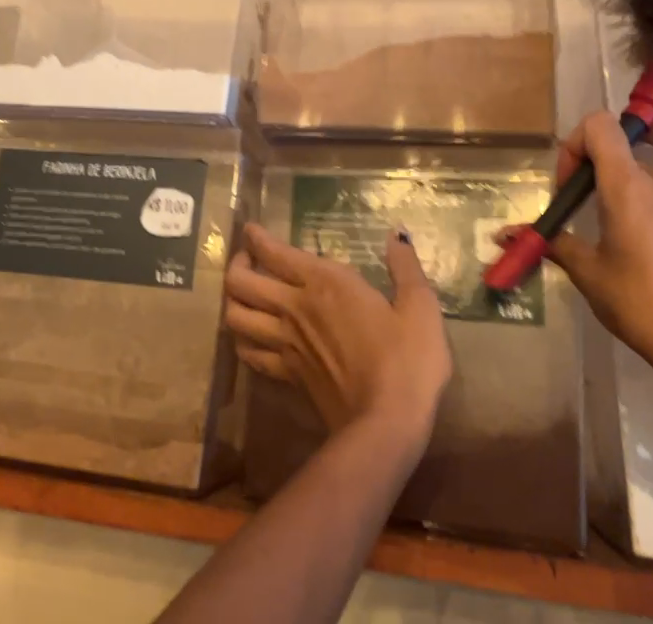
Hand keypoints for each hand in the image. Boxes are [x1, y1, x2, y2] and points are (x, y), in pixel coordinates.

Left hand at [223, 223, 451, 439]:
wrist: (386, 423)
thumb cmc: (407, 361)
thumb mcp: (420, 307)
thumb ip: (406, 268)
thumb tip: (396, 234)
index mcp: (325, 283)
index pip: (275, 253)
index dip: (256, 238)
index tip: (250, 229)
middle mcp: (294, 308)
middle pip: (240, 282)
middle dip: (236, 265)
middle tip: (247, 260)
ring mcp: (285, 343)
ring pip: (236, 316)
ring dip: (232, 301)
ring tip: (243, 295)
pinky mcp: (286, 374)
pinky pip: (248, 352)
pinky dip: (241, 340)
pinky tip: (251, 336)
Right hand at [524, 111, 652, 409]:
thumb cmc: (640, 306)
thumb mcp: (588, 274)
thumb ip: (553, 243)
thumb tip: (505, 234)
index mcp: (627, 189)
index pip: (600, 129)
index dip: (577, 145)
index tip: (571, 185)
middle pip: (639, 133)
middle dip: (612, 146)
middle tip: (601, 178)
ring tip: (646, 162)